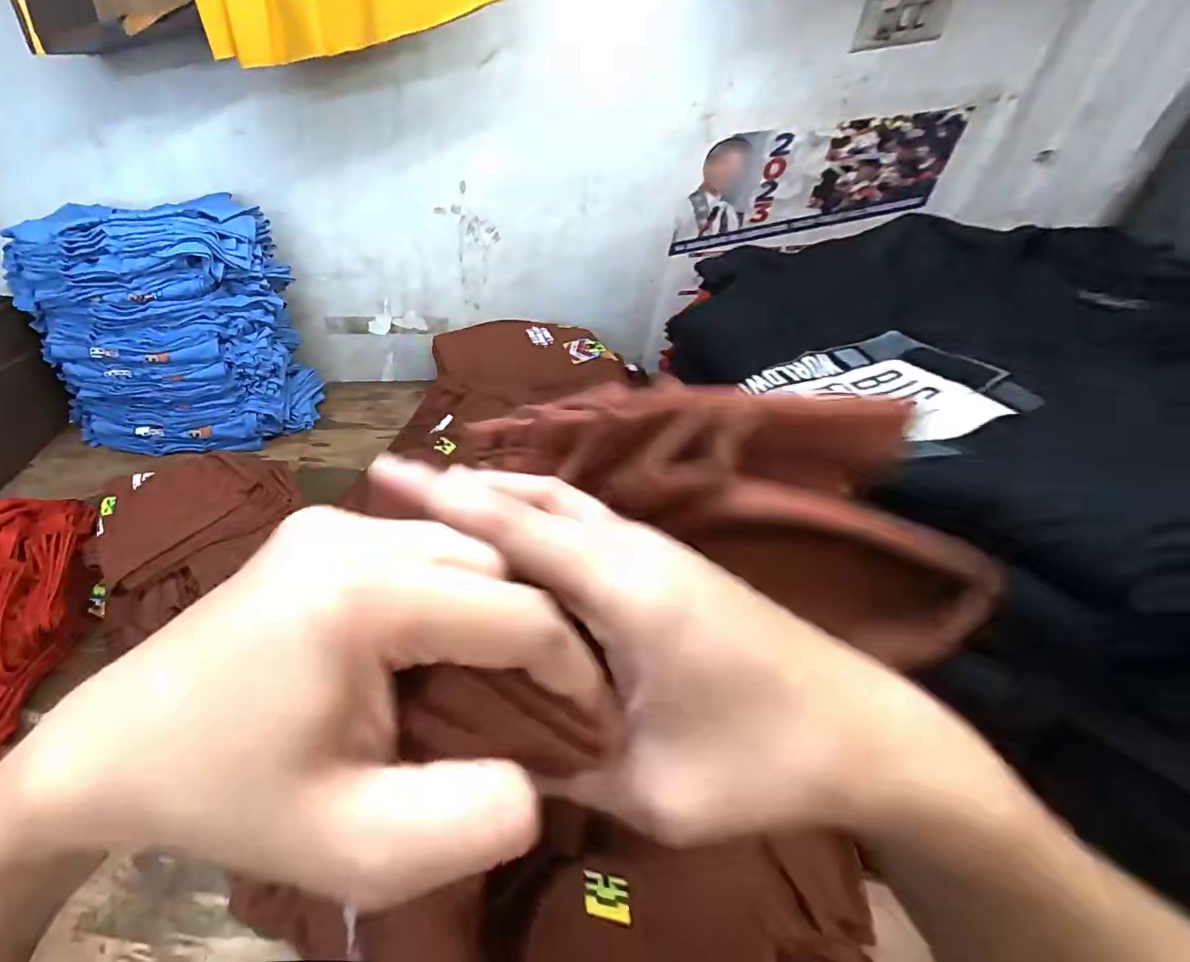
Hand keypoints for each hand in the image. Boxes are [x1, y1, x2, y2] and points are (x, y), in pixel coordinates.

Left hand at [3, 504, 605, 908]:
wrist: (123, 741)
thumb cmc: (228, 793)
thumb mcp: (362, 844)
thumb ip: (479, 817)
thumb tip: (534, 769)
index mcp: (359, 590)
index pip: (516, 612)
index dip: (571, 676)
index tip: (588, 736)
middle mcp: (341, 532)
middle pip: (486, 565)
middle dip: (530, 635)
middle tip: (536, 714)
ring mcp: (317, 524)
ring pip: (449, 550)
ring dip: (482, 612)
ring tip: (485, 688)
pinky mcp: (303, 536)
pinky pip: (403, 551)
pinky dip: (436, 595)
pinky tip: (424, 652)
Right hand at [367, 458, 1014, 846]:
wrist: (883, 742)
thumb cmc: (767, 767)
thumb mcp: (657, 796)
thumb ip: (559, 768)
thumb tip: (472, 750)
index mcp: (624, 589)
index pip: (514, 527)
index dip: (443, 497)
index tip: (385, 471)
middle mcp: (629, 547)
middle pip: (526, 496)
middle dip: (455, 483)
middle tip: (390, 481)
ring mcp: (646, 546)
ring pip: (549, 497)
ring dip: (488, 490)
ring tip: (429, 495)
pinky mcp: (655, 558)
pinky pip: (569, 513)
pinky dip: (520, 507)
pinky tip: (496, 528)